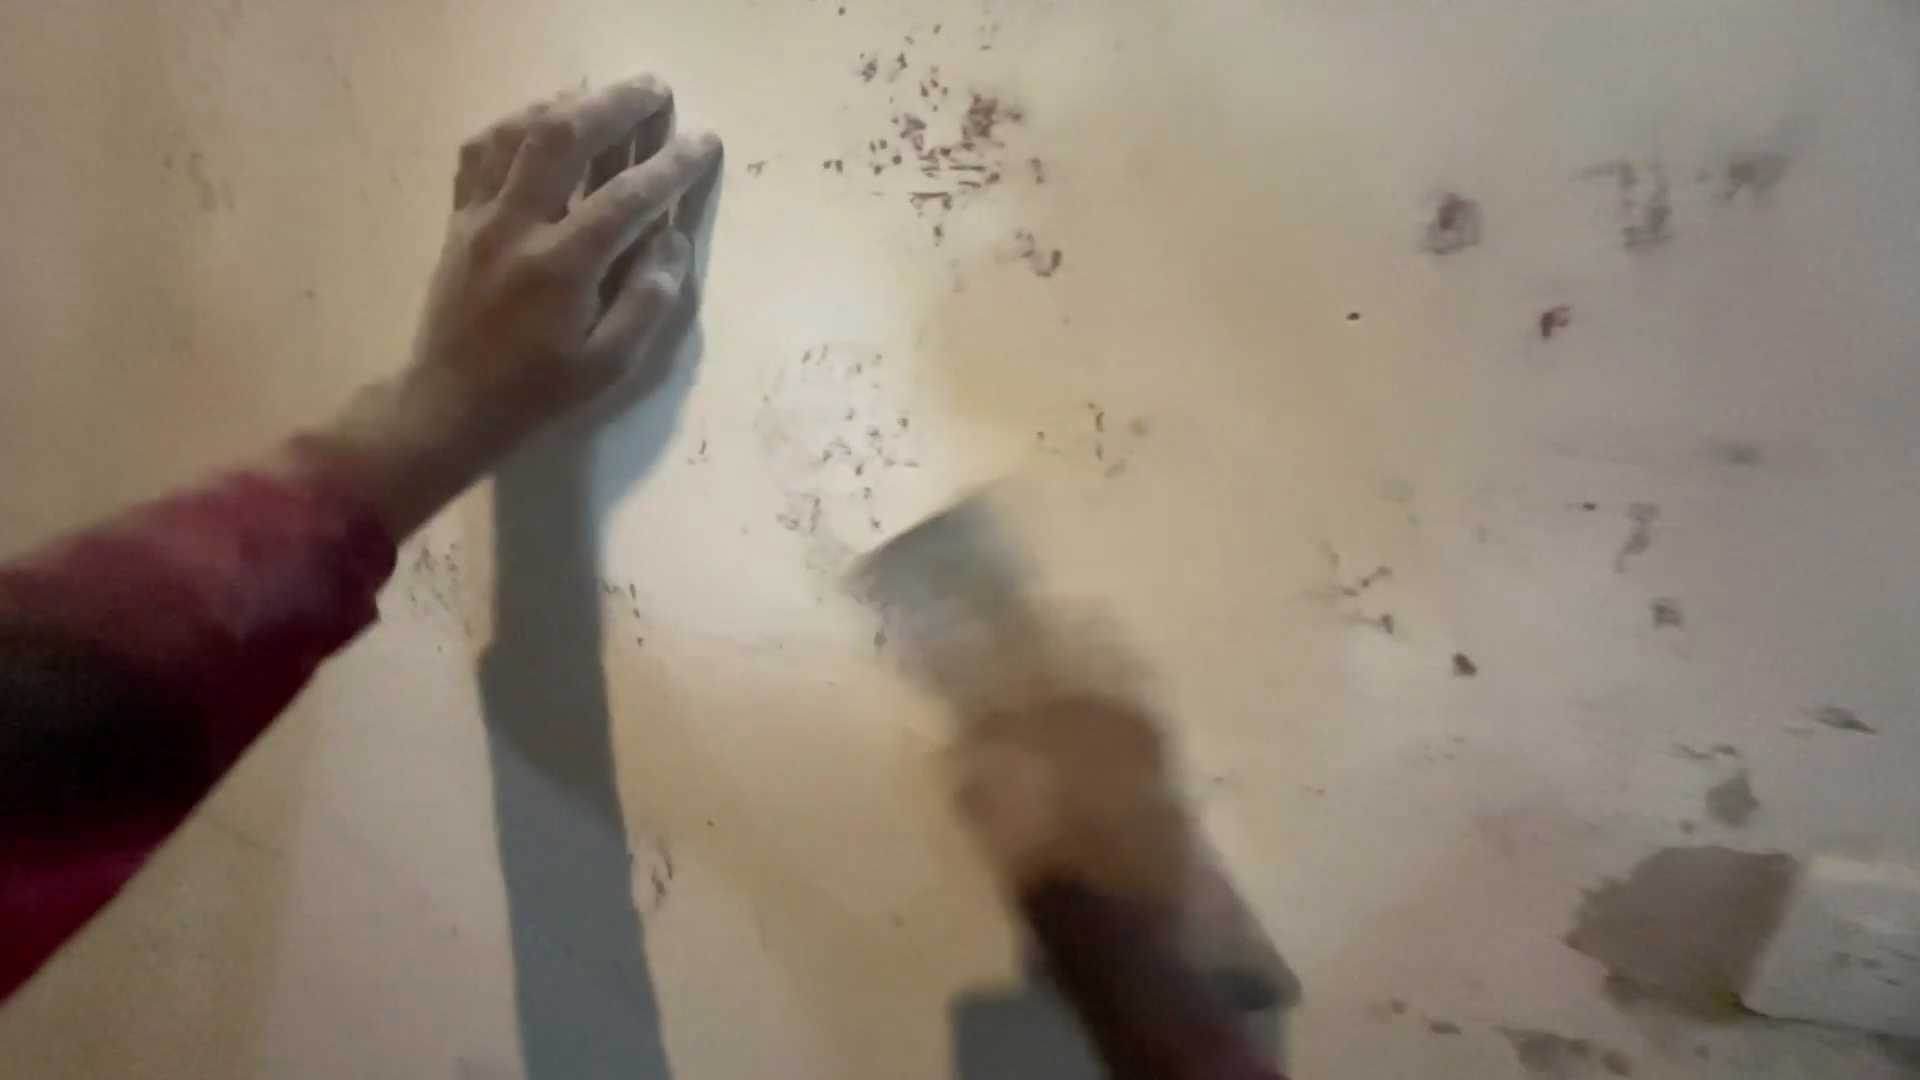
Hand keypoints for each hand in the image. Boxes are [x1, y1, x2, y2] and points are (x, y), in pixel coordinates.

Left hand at [291, 77, 721, 537]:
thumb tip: (672, 242)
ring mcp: (480, 215)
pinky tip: (540, 121)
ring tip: (603, 96)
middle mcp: (517, 224)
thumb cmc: (543, 389)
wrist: (454, 399)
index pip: (627, 198)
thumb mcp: (611, 363)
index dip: (672, 166)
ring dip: (566, 103)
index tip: (704, 142)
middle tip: (656, 90)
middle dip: (616, 106)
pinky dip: (515, 123)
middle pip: (565, 138)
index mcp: (562, 265)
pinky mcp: (459, 217)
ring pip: (518, 131)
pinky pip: (481, 150)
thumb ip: (647, 300)